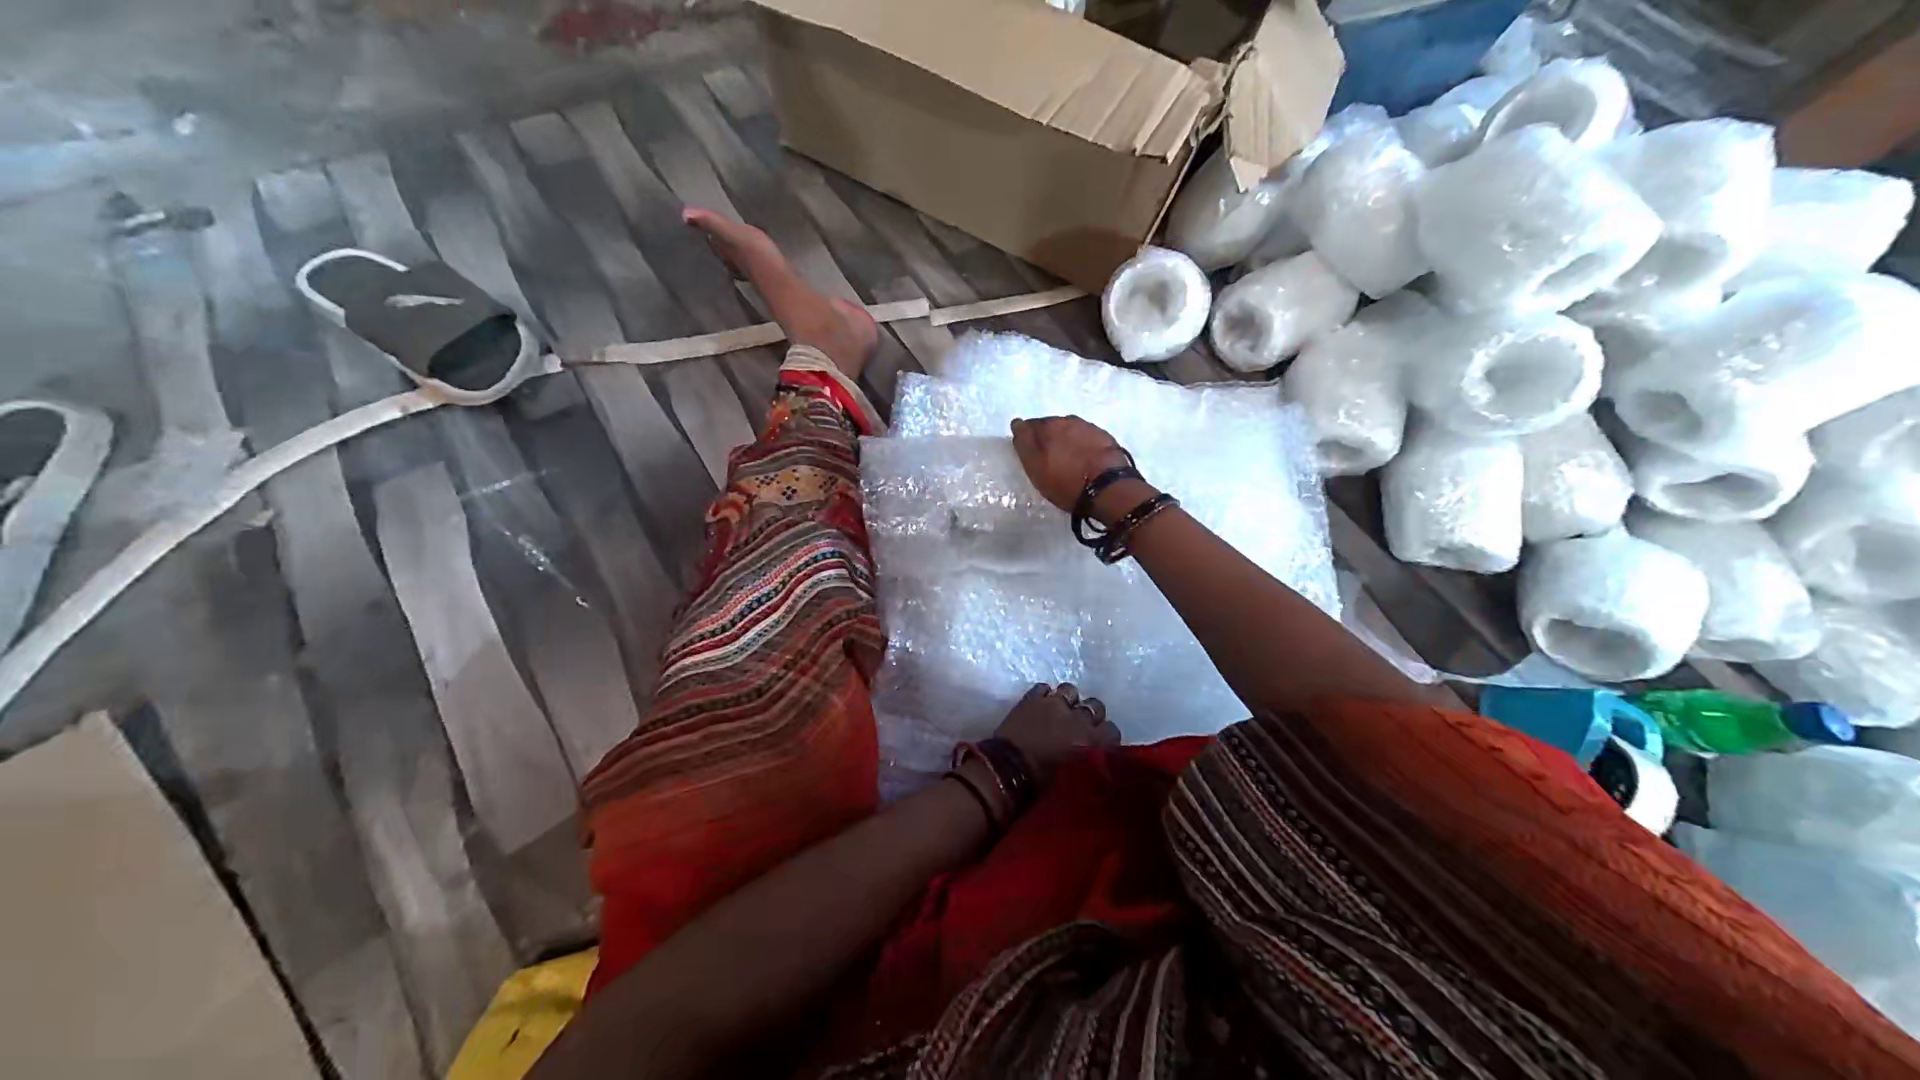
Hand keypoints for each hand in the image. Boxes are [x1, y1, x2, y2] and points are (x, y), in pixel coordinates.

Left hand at [993, 682, 1120, 780]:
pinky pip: (1043, 688)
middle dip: (1089, 714)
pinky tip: (1040, 703)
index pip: (1112, 730)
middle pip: (1095, 706)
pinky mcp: (1031, 698)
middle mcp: (1077, 717)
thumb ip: (1087, 759)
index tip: (1100, 742)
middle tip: (1079, 724)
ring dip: (1067, 700)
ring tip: (1059, 710)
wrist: (1008, 768)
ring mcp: (1053, 703)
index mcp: (1092, 740)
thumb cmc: (1043, 781)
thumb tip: (1088, 754)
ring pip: (1070, 690)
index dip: (1106, 736)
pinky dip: (1044, 695)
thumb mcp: (1076, 775)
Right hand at [1010, 416, 1134, 512]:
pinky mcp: (1105, 438)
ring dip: (1065, 439)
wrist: (1108, 489)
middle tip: (1047, 456)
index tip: (1027, 451)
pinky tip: (1084, 458)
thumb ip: (1024, 444)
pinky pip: (1086, 437)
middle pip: (1050, 425)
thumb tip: (1017, 424)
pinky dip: (1082, 444)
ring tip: (1067, 457)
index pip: (1028, 425)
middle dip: (1046, 437)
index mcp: (1047, 426)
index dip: (1026, 438)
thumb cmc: (1065, 482)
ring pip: (1069, 430)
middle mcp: (1067, 420)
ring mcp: (1088, 427)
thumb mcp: (1035, 468)